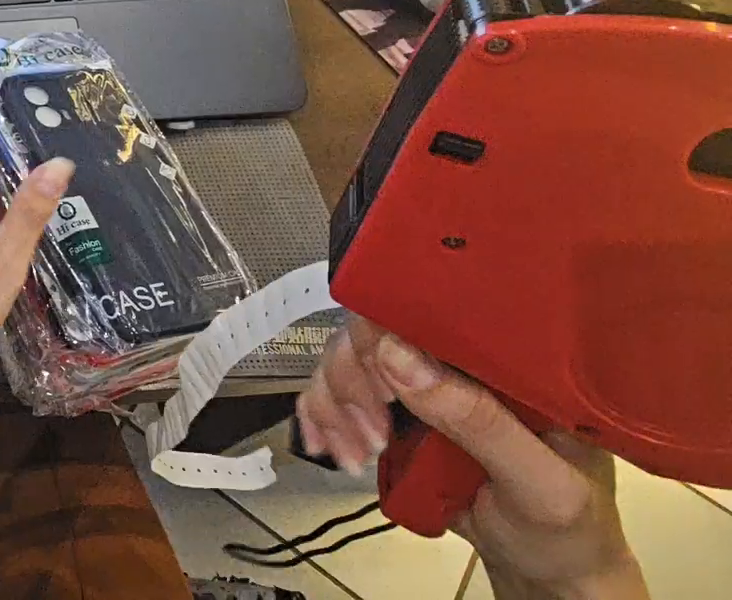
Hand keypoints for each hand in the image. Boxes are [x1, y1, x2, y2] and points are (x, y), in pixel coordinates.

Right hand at [298, 318, 646, 599]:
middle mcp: (451, 361)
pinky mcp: (385, 409)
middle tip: (370, 434)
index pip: (430, 313)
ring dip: (333, 405)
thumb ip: (478, 421)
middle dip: (353, 382)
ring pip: (341, 361)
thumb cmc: (567, 532)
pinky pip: (329, 392)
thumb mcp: (542, 485)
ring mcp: (414, 384)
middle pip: (370, 335)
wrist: (546, 573)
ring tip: (354, 454)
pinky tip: (327, 445)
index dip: (388, 331)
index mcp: (502, 361)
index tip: (379, 382)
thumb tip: (393, 353)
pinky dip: (318, 415)